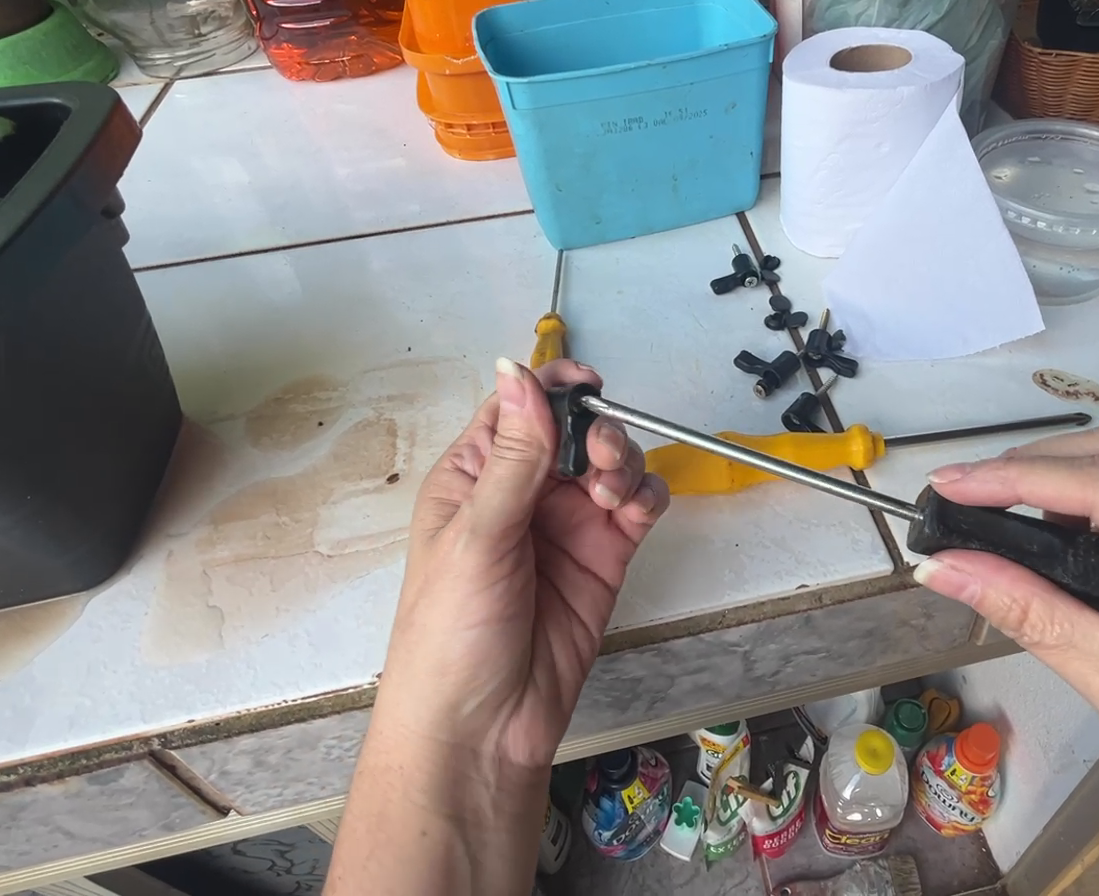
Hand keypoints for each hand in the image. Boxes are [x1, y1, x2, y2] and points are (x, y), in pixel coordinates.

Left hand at [379, 357, 667, 769]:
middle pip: (576, 429)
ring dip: (624, 463)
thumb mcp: (477, 535)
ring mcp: (569, 522)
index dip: (554, 385)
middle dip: (598, 431)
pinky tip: (633, 512)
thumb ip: (513, 454)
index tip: (590, 384)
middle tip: (599, 461)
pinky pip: (638, 505)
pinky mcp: (605, 554)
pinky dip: (646, 497)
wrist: (483, 730)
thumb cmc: (453, 631)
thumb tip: (515, 366)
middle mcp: (526, 490)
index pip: (519, 407)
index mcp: (476, 474)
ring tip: (610, 498)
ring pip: (613, 462)